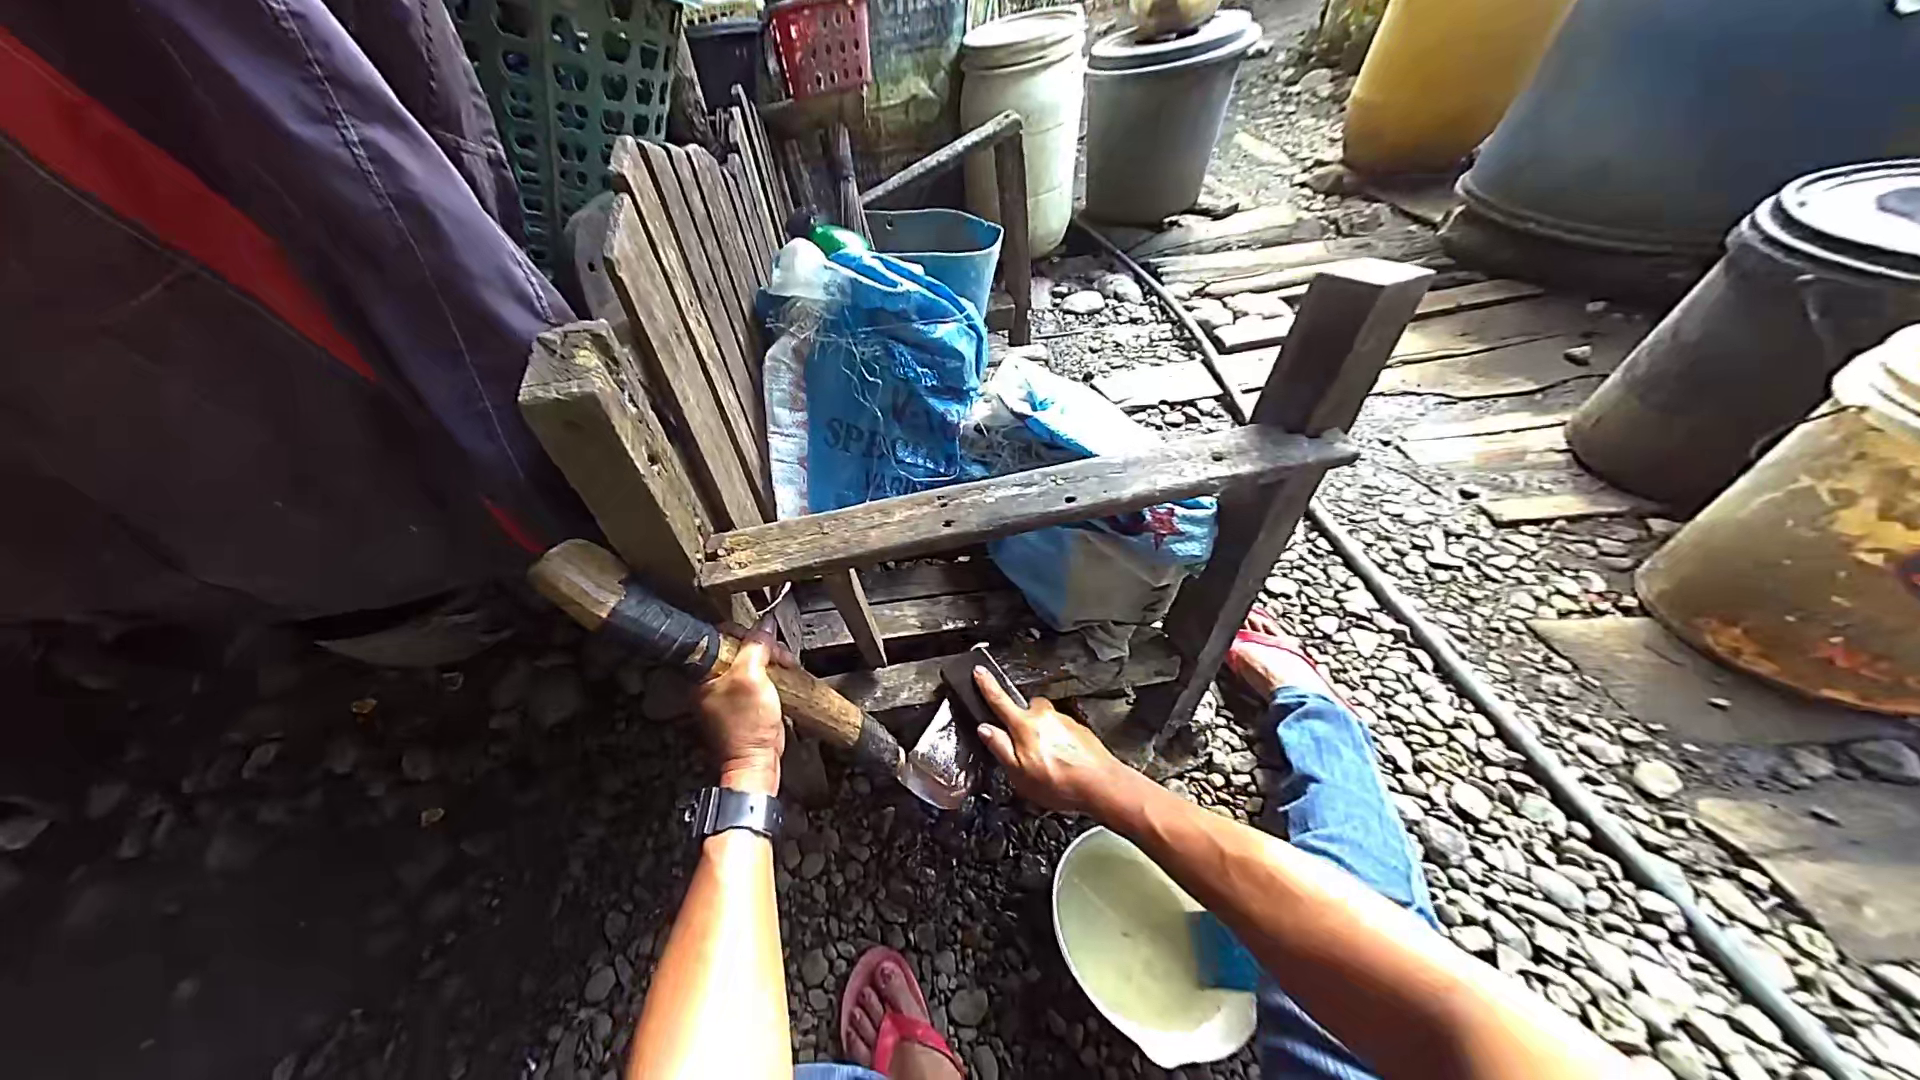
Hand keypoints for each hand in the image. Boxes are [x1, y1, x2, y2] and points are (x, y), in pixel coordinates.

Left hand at [693, 630, 787, 794]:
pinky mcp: (744, 702)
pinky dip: (772, 674)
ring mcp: (728, 692)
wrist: (756, 762)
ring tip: (785, 667)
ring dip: (772, 660)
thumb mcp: (752, 677)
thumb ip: (756, 647)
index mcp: (702, 674)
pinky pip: (759, 677)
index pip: (721, 635)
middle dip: (764, 647)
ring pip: (752, 661)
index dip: (745, 632)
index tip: (763, 638)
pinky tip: (783, 677)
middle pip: (739, 647)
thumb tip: (764, 627)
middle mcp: (711, 681)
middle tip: (779, 656)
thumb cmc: (746, 728)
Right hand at [971, 667, 1126, 814]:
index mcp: (1025, 726)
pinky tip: (1062, 766)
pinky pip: (1061, 732)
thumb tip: (985, 730)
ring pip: (1045, 722)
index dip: (986, 684)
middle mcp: (1045, 716)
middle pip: (1026, 711)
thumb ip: (999, 747)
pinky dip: (1059, 745)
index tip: (980, 671)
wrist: (1101, 785)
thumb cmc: (1060, 783)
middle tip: (1024, 749)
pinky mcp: (1079, 730)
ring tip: (1048, 766)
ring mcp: (1064, 721)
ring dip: (1043, 737)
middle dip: (1022, 723)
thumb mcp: (1018, 772)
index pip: (999, 699)